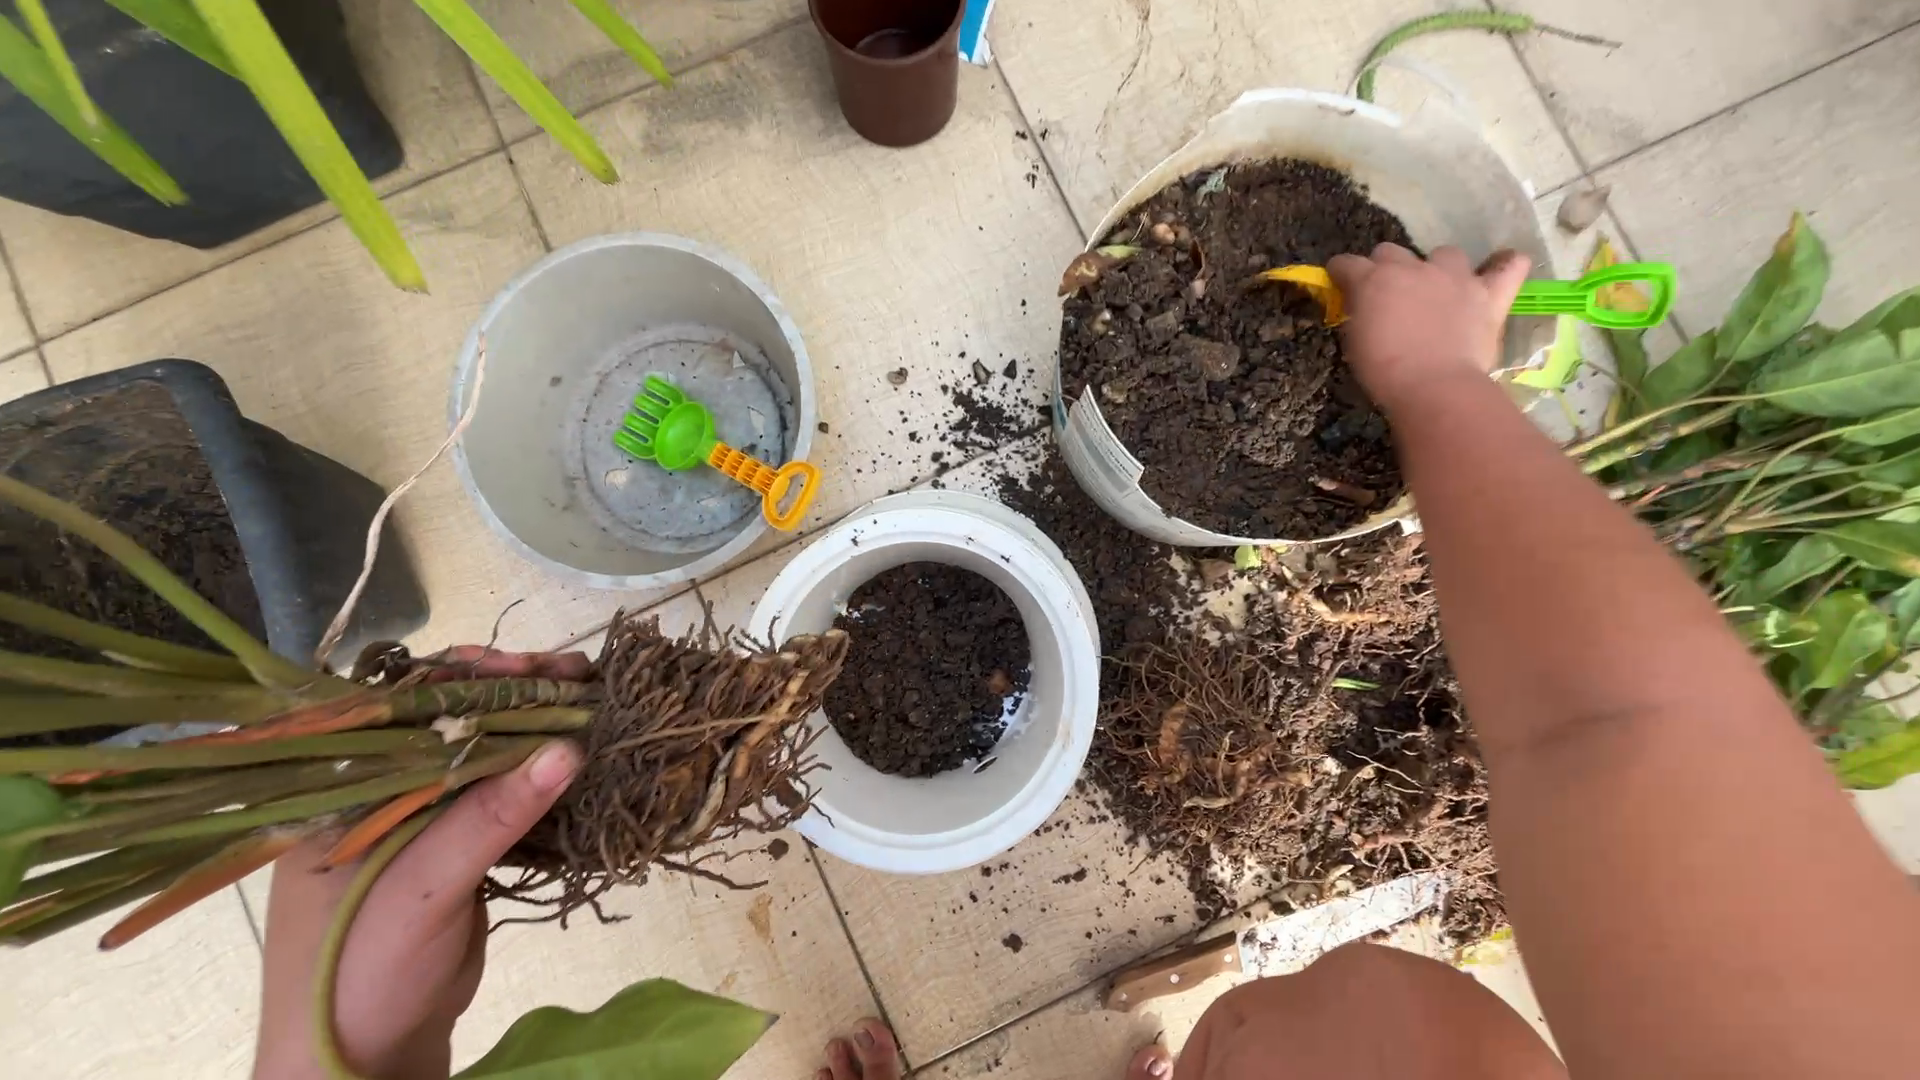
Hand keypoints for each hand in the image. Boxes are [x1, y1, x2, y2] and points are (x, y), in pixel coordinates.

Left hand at [253, 648, 587, 1079]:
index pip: (404, 708)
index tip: (531, 668)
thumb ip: (488, 819)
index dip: (469, 677)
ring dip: (538, 724)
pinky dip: (544, 767)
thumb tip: (571, 748)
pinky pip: (506, 787)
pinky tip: (580, 748)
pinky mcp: (461, 841)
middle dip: (515, 693)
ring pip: (487, 748)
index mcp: (341, 790)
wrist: (365, 1061)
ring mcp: (423, 816)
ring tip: (590, 698)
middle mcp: (380, 791)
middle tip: (576, 675)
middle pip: (454, 720)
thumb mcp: (420, 893)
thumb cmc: (359, 976)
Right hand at [1327, 243, 1531, 414]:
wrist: (1433, 386)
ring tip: (1435, 290)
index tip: (1339, 284)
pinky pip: (1508, 266)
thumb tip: (1362, 307)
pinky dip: (1503, 266)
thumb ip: (1359, 314)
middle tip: (1384, 295)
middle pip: (1390, 252)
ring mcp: (1454, 277)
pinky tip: (1497, 273)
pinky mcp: (1488, 292)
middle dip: (1383, 268)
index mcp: (1373, 281)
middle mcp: (1413, 268)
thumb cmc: (1383, 370)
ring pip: (1443, 254)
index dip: (1340, 272)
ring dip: (1435, 268)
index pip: (1347, 264)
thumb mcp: (1355, 341)